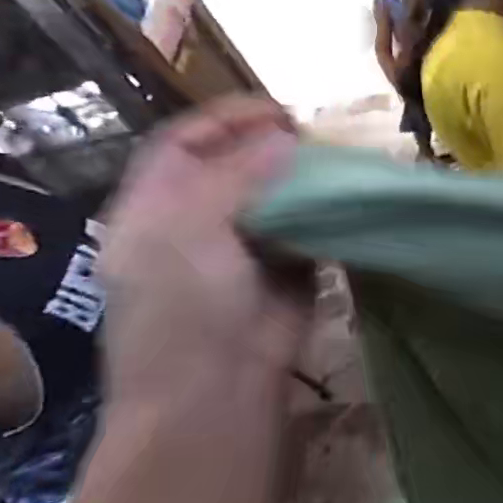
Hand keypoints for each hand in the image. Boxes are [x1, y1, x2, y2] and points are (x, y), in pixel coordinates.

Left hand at [98, 98, 312, 402]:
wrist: (215, 392)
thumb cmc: (184, 308)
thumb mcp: (191, 230)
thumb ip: (237, 175)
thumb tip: (284, 137)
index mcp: (156, 207)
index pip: (184, 144)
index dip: (224, 120)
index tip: (274, 109)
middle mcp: (198, 221)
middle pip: (236, 166)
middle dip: (272, 147)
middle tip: (313, 137)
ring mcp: (245, 248)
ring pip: (276, 196)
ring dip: (303, 180)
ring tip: (334, 163)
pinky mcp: (286, 271)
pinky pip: (307, 230)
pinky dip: (325, 214)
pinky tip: (345, 199)